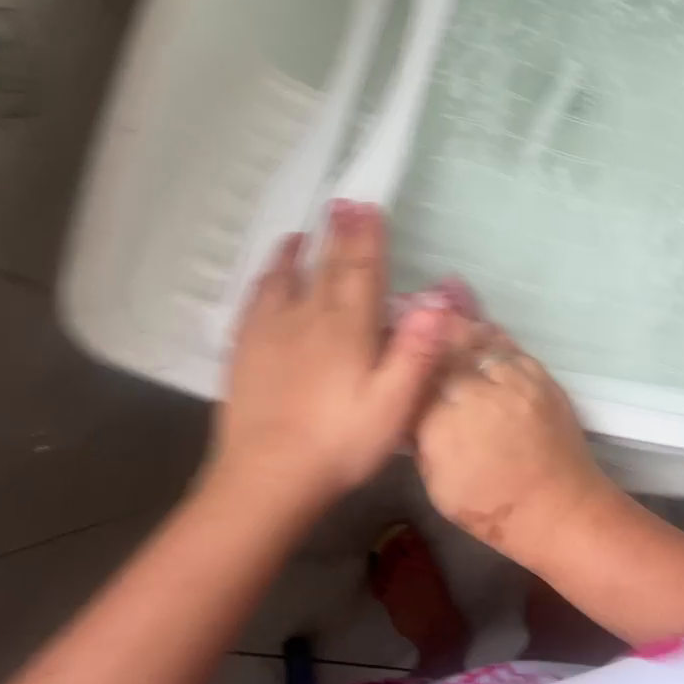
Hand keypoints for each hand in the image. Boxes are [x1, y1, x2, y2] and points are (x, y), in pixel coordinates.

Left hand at [205, 201, 449, 515]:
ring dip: (297, 252)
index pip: (361, 269)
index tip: (369, 206)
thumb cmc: (340, 442)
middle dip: (337, 233)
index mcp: (347, 327)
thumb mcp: (393, 402)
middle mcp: (307, 318)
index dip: (367, 236)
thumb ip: (416, 348)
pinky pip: (255, 303)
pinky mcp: (244, 354)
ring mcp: (270, 334)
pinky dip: (265, 281)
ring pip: (285, 279)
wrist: (266, 480)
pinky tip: (267, 280)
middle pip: (326, 266)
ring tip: (300, 233)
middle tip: (342, 203)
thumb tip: (438, 298)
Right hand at [413, 326, 622, 562]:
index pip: (414, 384)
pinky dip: (490, 340)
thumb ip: (422, 442)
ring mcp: (514, 382)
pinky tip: (478, 335)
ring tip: (442, 324)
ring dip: (457, 333)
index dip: (404, 370)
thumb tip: (412, 410)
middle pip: (444, 354)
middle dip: (427, 343)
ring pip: (477, 343)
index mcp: (445, 427)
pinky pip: (509, 347)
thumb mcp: (438, 485)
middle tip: (413, 330)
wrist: (559, 506)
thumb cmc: (492, 508)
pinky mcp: (540, 376)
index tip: (396, 360)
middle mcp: (478, 396)